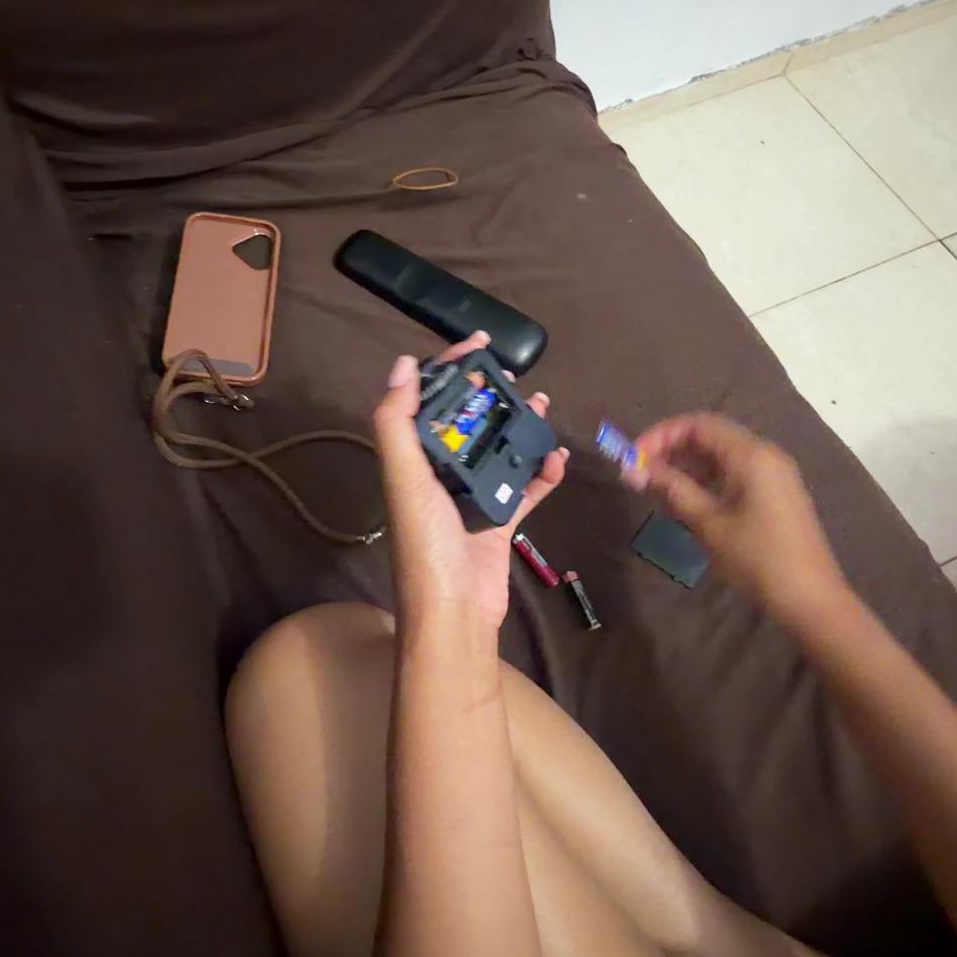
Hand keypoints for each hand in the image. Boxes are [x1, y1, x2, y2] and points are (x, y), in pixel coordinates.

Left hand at [372, 332, 567, 637]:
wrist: (455, 613)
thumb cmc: (427, 544)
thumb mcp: (405, 479)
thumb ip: (397, 423)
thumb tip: (404, 364)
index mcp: (413, 462)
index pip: (429, 401)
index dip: (450, 368)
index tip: (480, 343)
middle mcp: (439, 476)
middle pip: (467, 423)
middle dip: (491, 395)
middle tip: (517, 375)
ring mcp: (472, 499)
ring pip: (499, 452)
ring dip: (520, 428)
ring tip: (544, 405)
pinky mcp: (500, 523)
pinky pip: (524, 489)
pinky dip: (542, 473)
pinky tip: (560, 456)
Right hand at [631, 414, 855, 630]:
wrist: (808, 598)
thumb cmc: (755, 557)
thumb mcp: (707, 522)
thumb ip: (671, 488)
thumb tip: (632, 468)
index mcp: (750, 454)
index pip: (698, 425)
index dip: (661, 435)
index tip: (634, 457)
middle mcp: (764, 454)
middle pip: (709, 436)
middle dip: (671, 450)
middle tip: (640, 473)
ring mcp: (772, 474)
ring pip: (720, 456)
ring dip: (686, 466)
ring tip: (657, 489)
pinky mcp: (774, 493)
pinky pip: (733, 473)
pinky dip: (706, 479)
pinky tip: (685, 501)